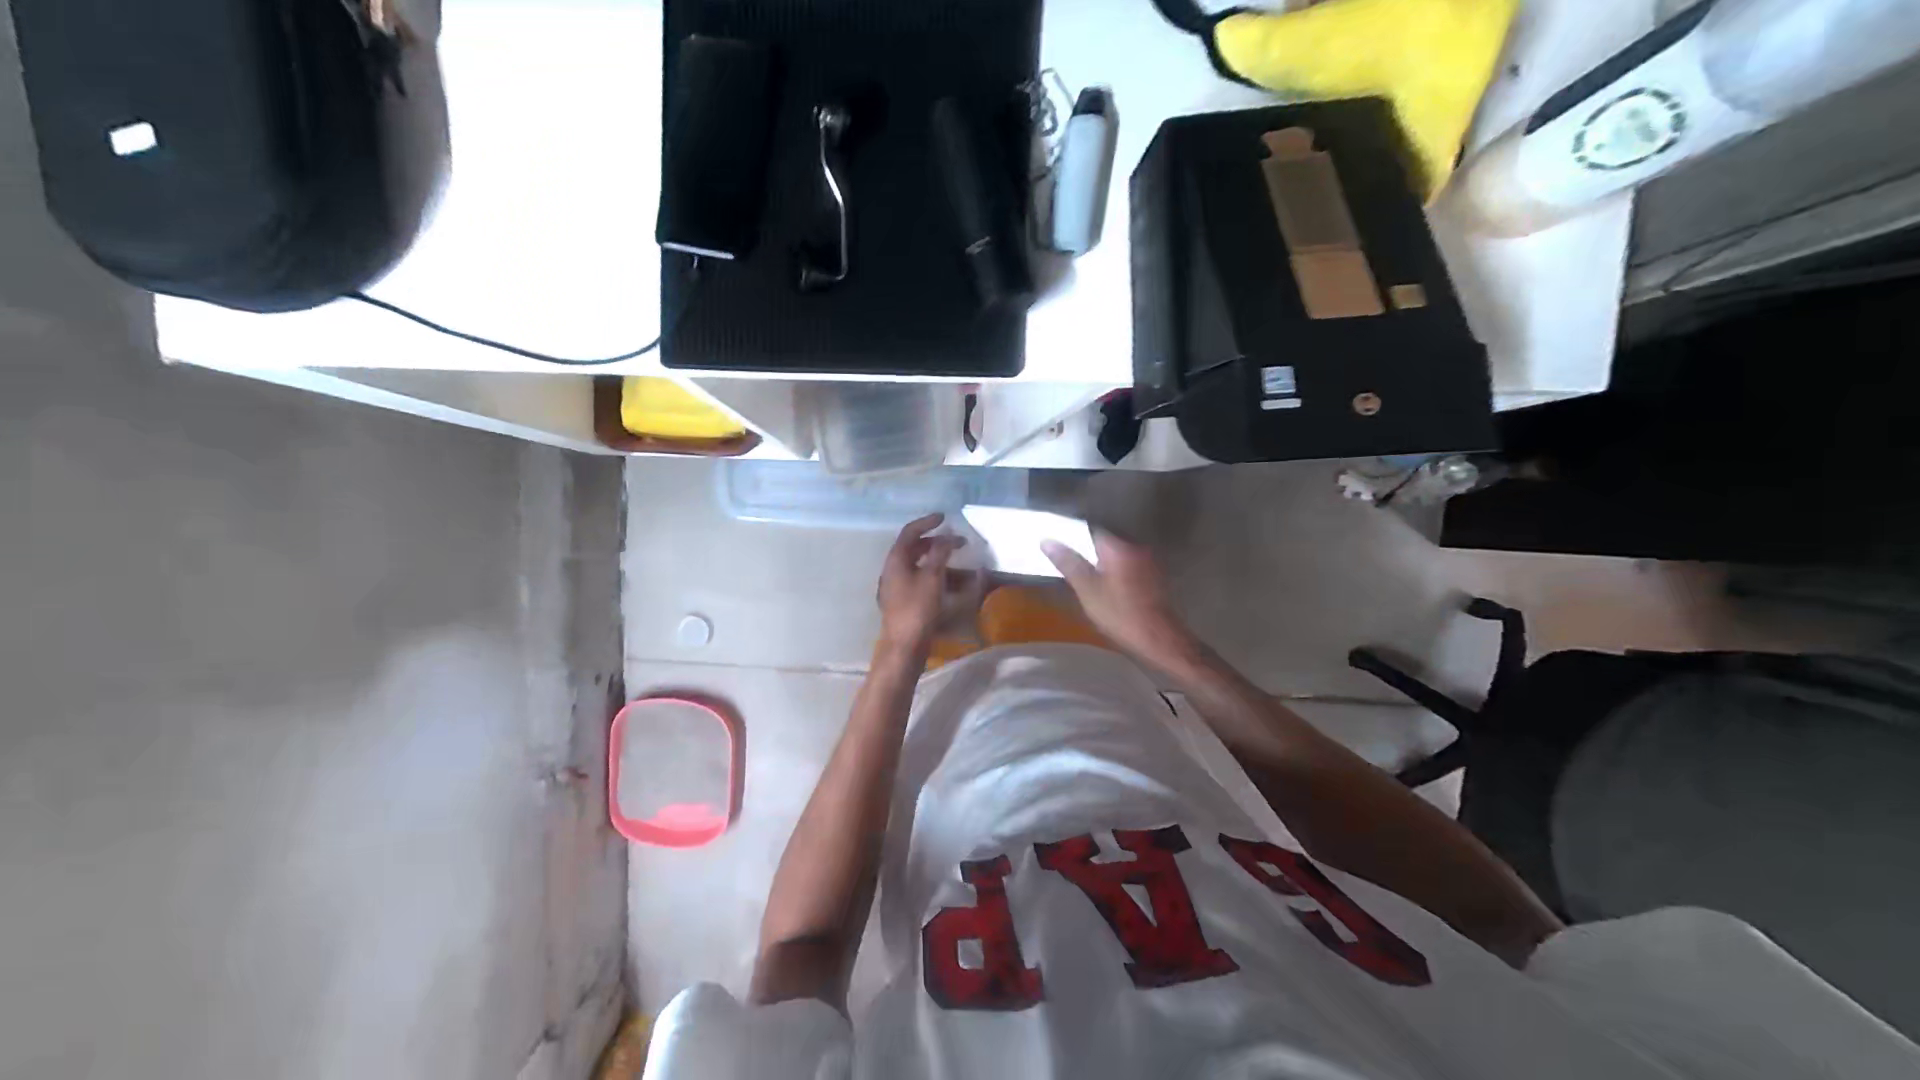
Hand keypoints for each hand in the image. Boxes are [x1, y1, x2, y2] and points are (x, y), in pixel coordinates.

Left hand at [877, 513, 965, 651]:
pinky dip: (937, 579)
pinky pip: (921, 583)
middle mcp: (892, 571)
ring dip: (941, 564)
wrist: (904, 647)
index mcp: (895, 561)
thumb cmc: (918, 609)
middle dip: (937, 544)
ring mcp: (896, 588)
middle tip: (958, 544)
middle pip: (914, 550)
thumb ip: (940, 554)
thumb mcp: (933, 578)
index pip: (909, 533)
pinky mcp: (903, 603)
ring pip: (920, 568)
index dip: (927, 522)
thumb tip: (946, 537)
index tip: (944, 517)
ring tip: (964, 570)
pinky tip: (954, 589)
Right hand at [1043, 531, 1201, 673]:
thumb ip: (1068, 563)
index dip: (1072, 537)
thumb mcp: (1087, 590)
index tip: (1057, 547)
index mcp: (1118, 547)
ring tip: (1082, 578)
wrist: (1159, 639)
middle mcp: (1135, 548)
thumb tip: (1047, 540)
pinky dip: (1113, 574)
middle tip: (1065, 564)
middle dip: (1086, 551)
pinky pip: (1126, 568)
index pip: (1090, 531)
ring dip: (1100, 564)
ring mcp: (1147, 563)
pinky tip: (1104, 589)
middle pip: (1104, 543)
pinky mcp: (1153, 579)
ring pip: (1116, 557)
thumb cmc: (1120, 614)